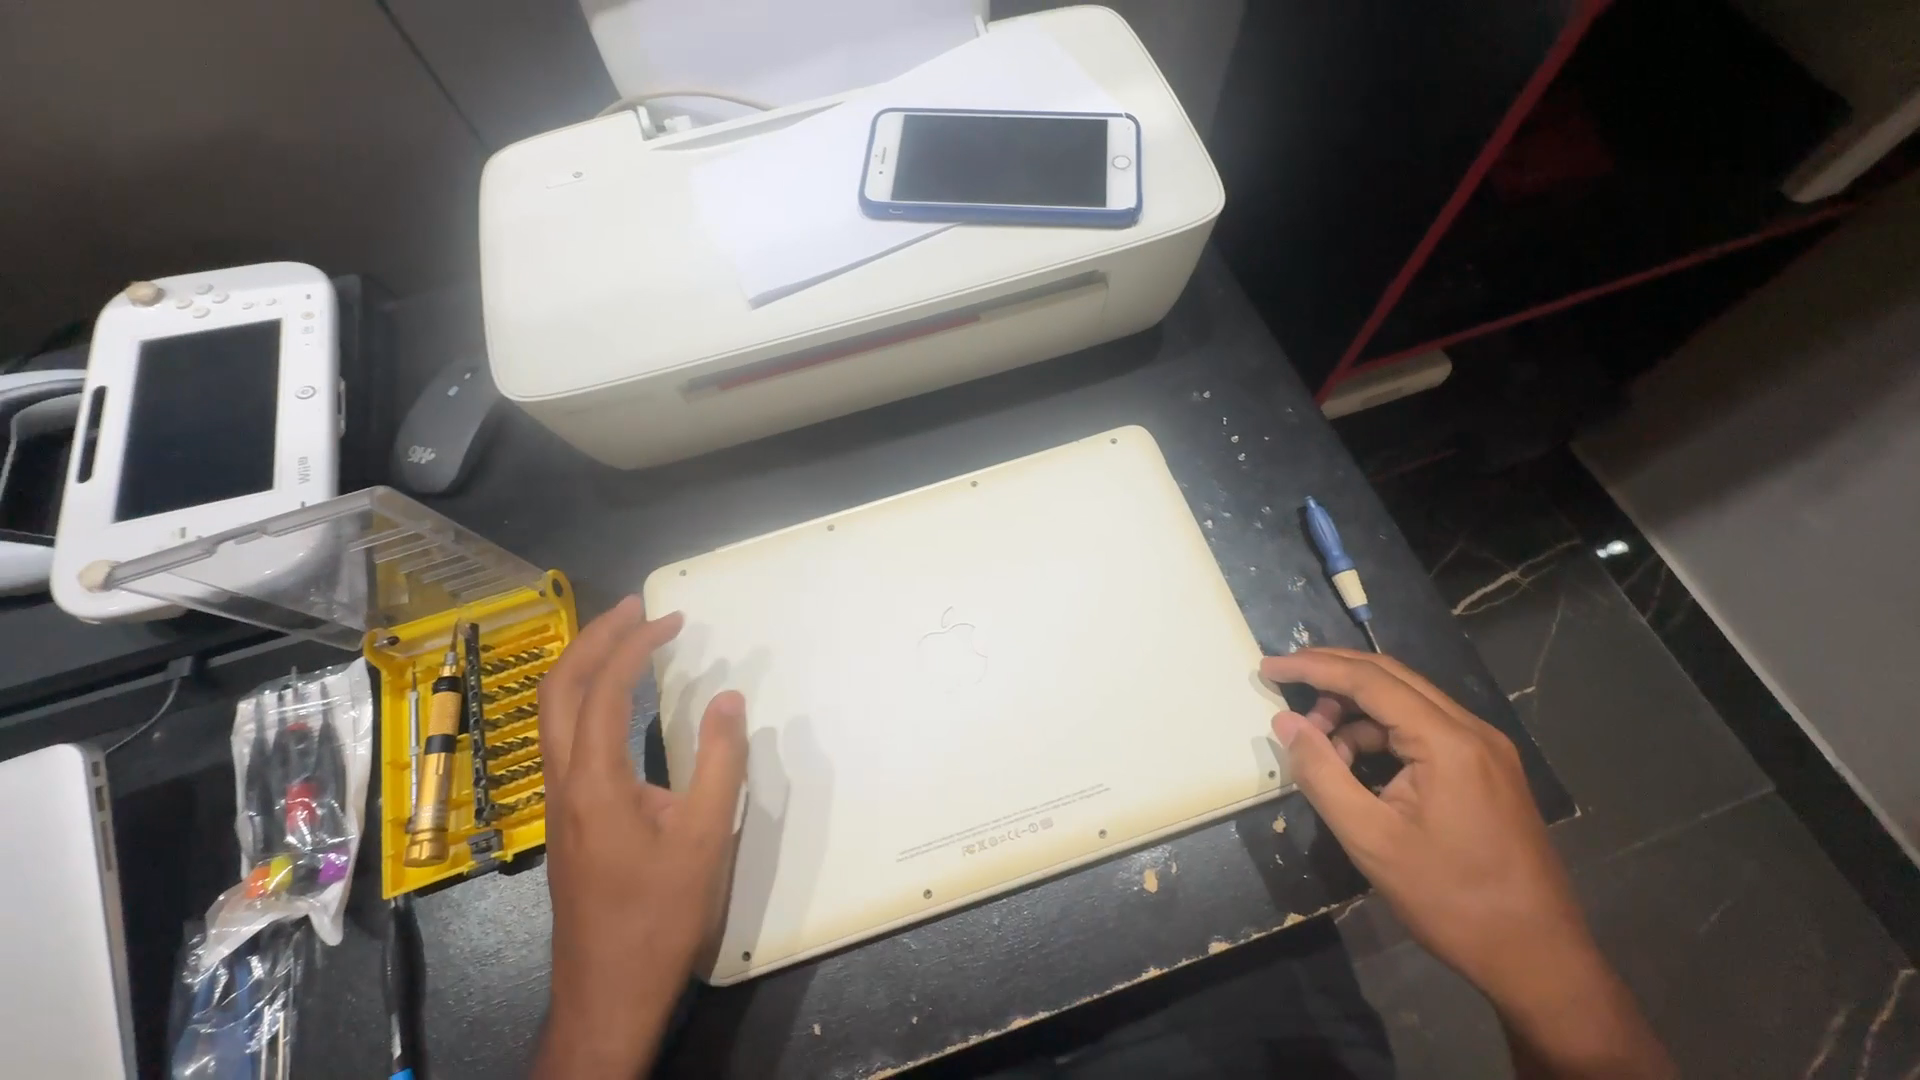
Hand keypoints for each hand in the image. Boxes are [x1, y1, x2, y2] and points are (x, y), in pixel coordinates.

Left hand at [532, 597, 747, 1078]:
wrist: (607, 991)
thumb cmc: (659, 914)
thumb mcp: (704, 837)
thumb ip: (718, 761)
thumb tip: (730, 698)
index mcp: (594, 781)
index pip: (604, 690)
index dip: (636, 646)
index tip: (673, 620)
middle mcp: (562, 782)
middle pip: (558, 690)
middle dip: (593, 639)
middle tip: (634, 609)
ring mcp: (556, 802)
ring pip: (551, 714)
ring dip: (583, 666)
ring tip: (622, 639)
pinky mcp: (564, 818)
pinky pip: (562, 738)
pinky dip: (585, 699)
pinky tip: (614, 704)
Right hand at [1264, 648, 1673, 1078]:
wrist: (1537, 957)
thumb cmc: (1449, 899)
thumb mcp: (1369, 838)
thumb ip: (1321, 773)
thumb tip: (1285, 723)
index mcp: (1448, 741)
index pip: (1370, 680)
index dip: (1314, 667)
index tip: (1268, 666)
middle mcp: (1472, 731)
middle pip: (1392, 677)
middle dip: (1333, 673)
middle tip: (1284, 681)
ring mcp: (1485, 750)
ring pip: (1407, 703)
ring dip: (1356, 710)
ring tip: (1320, 744)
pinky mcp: (1486, 770)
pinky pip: (1423, 730)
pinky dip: (1382, 735)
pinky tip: (1357, 766)